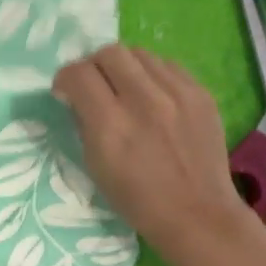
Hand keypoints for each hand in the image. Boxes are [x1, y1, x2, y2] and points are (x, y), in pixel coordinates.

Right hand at [52, 45, 256, 258]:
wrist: (194, 212)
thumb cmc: (135, 200)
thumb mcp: (95, 166)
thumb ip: (85, 125)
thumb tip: (77, 98)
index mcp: (110, 126)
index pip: (79, 75)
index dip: (65, 79)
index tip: (64, 92)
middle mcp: (144, 101)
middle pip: (110, 53)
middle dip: (93, 65)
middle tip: (93, 86)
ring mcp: (178, 93)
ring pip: (140, 54)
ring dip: (123, 66)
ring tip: (123, 88)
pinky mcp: (200, 93)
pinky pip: (168, 66)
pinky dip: (151, 74)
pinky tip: (151, 96)